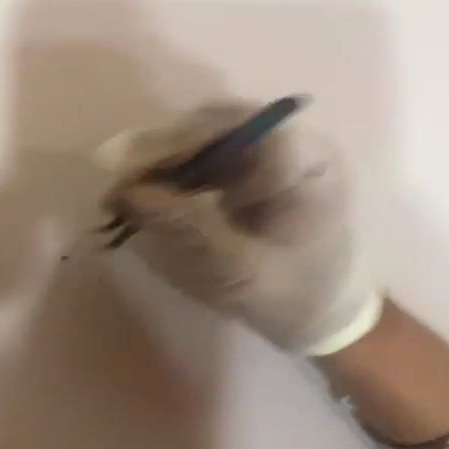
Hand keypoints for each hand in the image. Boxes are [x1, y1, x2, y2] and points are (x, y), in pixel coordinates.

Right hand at [97, 101, 382, 355]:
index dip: (179, 142)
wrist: (329, 321)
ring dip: (162, 166)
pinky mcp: (255, 172)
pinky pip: (206, 161)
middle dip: (163, 153)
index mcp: (306, 160)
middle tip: (119, 185)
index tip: (132, 171)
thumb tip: (123, 193)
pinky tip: (149, 200)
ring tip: (126, 197)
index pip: (235, 128)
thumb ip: (184, 228)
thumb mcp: (238, 272)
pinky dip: (174, 177)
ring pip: (204, 142)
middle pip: (214, 128)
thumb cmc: (294, 298)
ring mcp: (272, 156)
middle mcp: (291, 144)